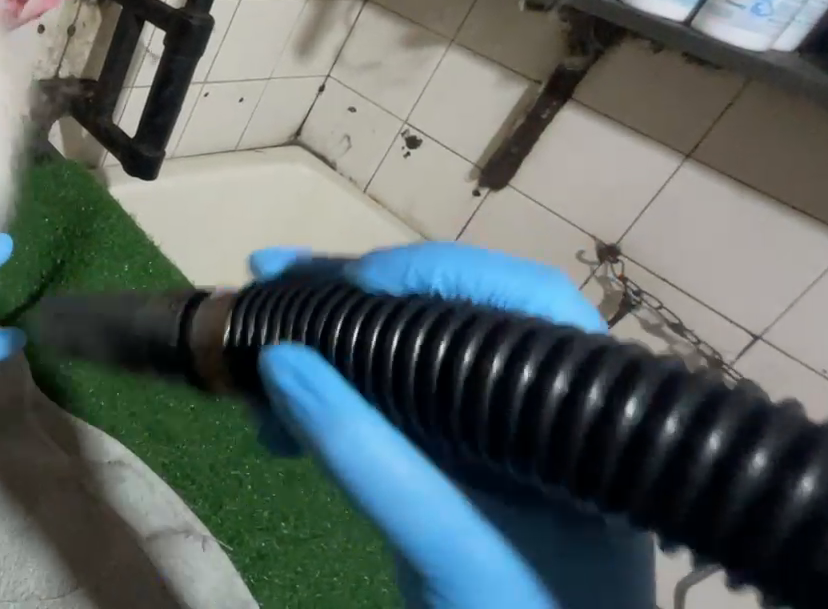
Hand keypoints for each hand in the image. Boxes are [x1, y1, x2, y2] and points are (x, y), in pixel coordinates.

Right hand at [249, 243, 654, 608]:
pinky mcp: (432, 452)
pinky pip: (367, 393)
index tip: (355, 283)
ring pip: (394, 346)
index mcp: (576, 419)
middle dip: (345, 289)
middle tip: (268, 272)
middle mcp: (529, 408)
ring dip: (316, 335)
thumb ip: (371, 464)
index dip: (438, 272)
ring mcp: (479, 430)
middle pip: (440, 311)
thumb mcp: (451, 556)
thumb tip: (277, 357)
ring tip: (251, 325)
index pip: (524, 301)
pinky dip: (313, 387)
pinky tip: (266, 406)